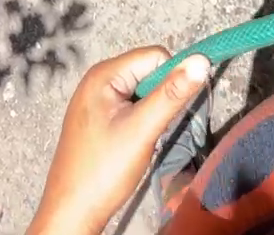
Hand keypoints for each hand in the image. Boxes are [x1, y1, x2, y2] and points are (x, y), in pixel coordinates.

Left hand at [27, 47, 210, 234]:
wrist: (70, 216)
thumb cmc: (104, 170)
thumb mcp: (142, 130)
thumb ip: (172, 94)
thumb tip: (202, 60)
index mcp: (104, 74)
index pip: (155, 56)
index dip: (171, 79)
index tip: (170, 111)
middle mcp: (98, 79)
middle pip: (147, 72)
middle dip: (160, 97)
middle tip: (153, 129)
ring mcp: (95, 99)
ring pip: (141, 91)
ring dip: (151, 111)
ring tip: (142, 138)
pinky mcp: (97, 118)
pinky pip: (130, 106)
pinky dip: (140, 120)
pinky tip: (132, 143)